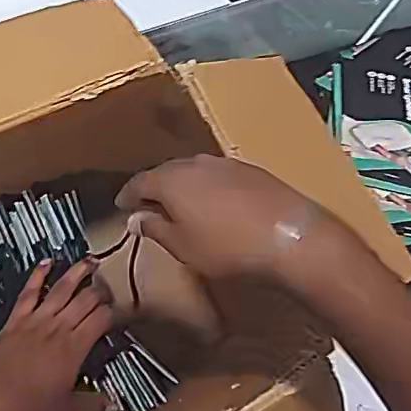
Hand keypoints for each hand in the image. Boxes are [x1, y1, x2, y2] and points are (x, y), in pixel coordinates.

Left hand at [0, 258, 114, 410]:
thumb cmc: (29, 410)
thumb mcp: (68, 409)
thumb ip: (92, 404)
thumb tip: (109, 404)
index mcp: (75, 346)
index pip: (103, 318)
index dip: (114, 313)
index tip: (118, 314)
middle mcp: (59, 327)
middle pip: (87, 298)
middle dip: (101, 291)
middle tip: (108, 290)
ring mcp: (37, 320)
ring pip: (63, 288)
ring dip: (78, 272)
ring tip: (90, 261)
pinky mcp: (16, 321)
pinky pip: (30, 292)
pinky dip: (38, 275)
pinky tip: (46, 263)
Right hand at [115, 154, 362, 287]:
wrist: (288, 235)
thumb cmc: (228, 247)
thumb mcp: (183, 246)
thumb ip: (156, 228)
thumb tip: (138, 217)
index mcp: (172, 179)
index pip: (140, 181)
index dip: (128, 195)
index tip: (122, 206)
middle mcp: (197, 162)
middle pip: (167, 171)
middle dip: (155, 187)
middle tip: (149, 206)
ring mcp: (226, 163)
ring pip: (194, 171)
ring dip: (183, 185)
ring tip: (181, 206)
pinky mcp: (250, 169)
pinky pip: (218, 174)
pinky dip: (208, 187)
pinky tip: (214, 204)